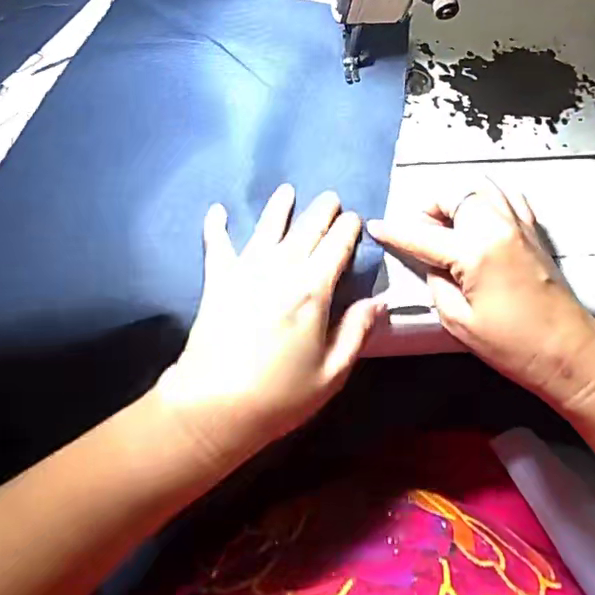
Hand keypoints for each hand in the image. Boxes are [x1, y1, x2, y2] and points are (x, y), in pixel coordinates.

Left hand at [154, 185, 383, 470]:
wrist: (214, 404)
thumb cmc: (280, 395)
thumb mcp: (332, 372)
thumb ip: (356, 331)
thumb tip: (379, 302)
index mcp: (312, 290)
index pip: (336, 246)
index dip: (348, 229)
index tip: (354, 218)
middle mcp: (280, 269)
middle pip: (306, 229)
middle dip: (322, 210)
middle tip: (331, 198)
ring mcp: (245, 270)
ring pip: (267, 227)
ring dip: (279, 207)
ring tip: (287, 190)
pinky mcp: (217, 280)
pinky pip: (217, 245)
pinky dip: (215, 226)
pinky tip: (216, 210)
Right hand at [368, 180, 594, 413]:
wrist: (571, 352)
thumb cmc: (513, 346)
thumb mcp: (458, 322)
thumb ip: (437, 283)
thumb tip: (432, 263)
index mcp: (473, 251)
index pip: (422, 234)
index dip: (394, 231)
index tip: (376, 226)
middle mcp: (496, 226)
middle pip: (452, 195)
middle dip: (429, 208)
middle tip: (420, 232)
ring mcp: (518, 224)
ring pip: (479, 187)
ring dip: (457, 200)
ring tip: (447, 223)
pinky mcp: (533, 230)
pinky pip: (507, 196)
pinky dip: (487, 199)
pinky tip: (480, 218)